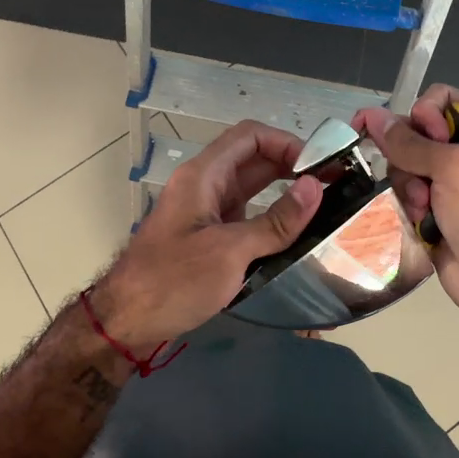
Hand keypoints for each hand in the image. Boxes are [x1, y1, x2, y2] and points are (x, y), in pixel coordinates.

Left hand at [94, 120, 323, 349]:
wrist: (126, 321)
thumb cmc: (173, 281)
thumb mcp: (230, 251)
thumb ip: (275, 221)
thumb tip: (315, 188)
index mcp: (203, 175)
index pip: (249, 137)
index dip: (286, 142)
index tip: (319, 165)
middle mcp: (204, 184)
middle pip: (252, 159)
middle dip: (291, 165)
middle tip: (332, 183)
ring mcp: (205, 210)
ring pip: (251, 187)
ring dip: (284, 191)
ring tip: (322, 204)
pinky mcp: (208, 236)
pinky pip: (245, 214)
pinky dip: (271, 217)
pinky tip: (295, 233)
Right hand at [352, 87, 458, 326]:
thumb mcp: (453, 168)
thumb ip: (409, 141)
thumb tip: (371, 117)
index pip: (442, 98)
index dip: (425, 115)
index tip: (427, 137)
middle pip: (418, 131)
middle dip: (412, 157)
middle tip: (421, 179)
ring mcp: (455, 178)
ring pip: (407, 160)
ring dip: (410, 184)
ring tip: (425, 207)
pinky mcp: (438, 203)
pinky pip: (407, 186)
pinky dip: (410, 202)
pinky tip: (423, 219)